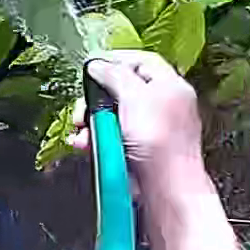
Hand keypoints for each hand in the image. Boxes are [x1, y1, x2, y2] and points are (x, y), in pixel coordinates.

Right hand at [68, 50, 207, 193]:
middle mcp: (162, 105)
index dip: (116, 60)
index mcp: (169, 86)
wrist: (165, 189)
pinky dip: (95, 139)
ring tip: (80, 132)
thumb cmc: (158, 142)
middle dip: (95, 98)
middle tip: (82, 108)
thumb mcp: (134, 97)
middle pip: (121, 89)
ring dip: (90, 121)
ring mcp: (150, 129)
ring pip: (111, 115)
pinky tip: (84, 144)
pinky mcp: (137, 150)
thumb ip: (114, 76)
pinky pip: (111, 136)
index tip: (92, 66)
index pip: (141, 61)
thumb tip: (98, 65)